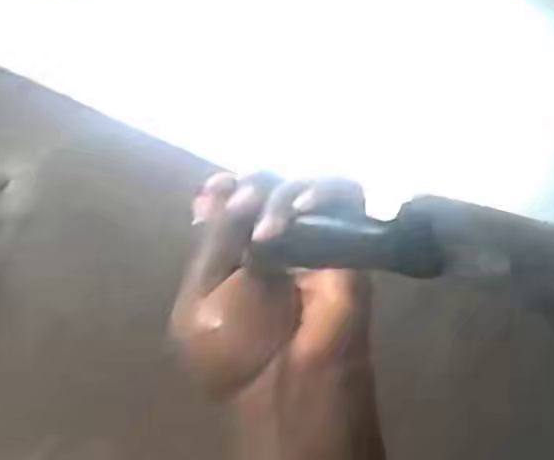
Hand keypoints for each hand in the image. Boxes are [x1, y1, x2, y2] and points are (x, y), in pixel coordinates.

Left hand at [172, 174, 382, 459]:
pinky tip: (302, 209)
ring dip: (285, 193)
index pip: (235, 204)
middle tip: (247, 198)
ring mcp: (317, 230)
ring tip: (271, 224)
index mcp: (237, 252)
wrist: (289, 369)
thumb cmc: (237, 345)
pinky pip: (346, 194)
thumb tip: (231, 188)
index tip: (217, 185)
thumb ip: (217, 241)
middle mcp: (279, 234)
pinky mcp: (352, 230)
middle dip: (256, 185)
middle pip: (272, 184)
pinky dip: (324, 192)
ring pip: (308, 184)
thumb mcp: (202, 298)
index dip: (226, 188)